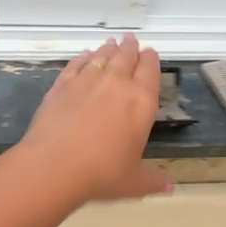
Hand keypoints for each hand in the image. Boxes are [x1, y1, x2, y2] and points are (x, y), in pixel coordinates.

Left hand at [14, 33, 172, 202]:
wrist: (55, 165)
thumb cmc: (103, 173)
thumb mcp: (134, 181)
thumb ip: (153, 179)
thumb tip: (170, 187)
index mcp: (141, 102)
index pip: (150, 71)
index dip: (151, 60)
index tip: (150, 53)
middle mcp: (116, 84)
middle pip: (126, 57)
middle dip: (130, 48)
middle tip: (131, 39)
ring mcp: (86, 81)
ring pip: (101, 57)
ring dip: (108, 49)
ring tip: (111, 43)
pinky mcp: (61, 85)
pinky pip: (76, 65)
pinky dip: (82, 58)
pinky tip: (84, 56)